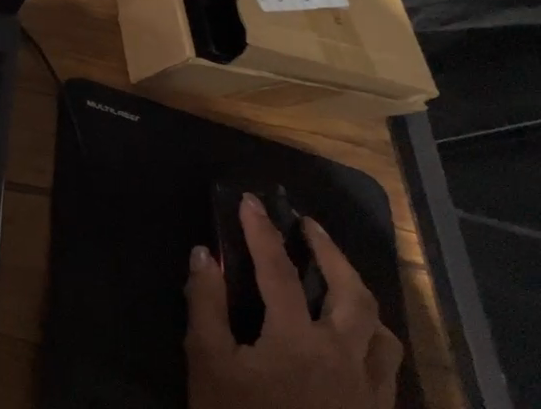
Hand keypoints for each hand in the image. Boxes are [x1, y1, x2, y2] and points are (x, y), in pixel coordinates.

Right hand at [185, 194, 402, 408]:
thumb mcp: (207, 359)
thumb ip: (205, 304)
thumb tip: (204, 254)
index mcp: (298, 340)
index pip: (278, 271)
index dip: (262, 232)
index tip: (251, 202)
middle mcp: (344, 354)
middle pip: (351, 293)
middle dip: (330, 252)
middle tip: (307, 225)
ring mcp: (369, 384)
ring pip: (380, 327)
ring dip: (357, 291)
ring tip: (334, 275)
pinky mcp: (376, 405)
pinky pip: (386, 358)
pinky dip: (370, 330)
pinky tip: (352, 331)